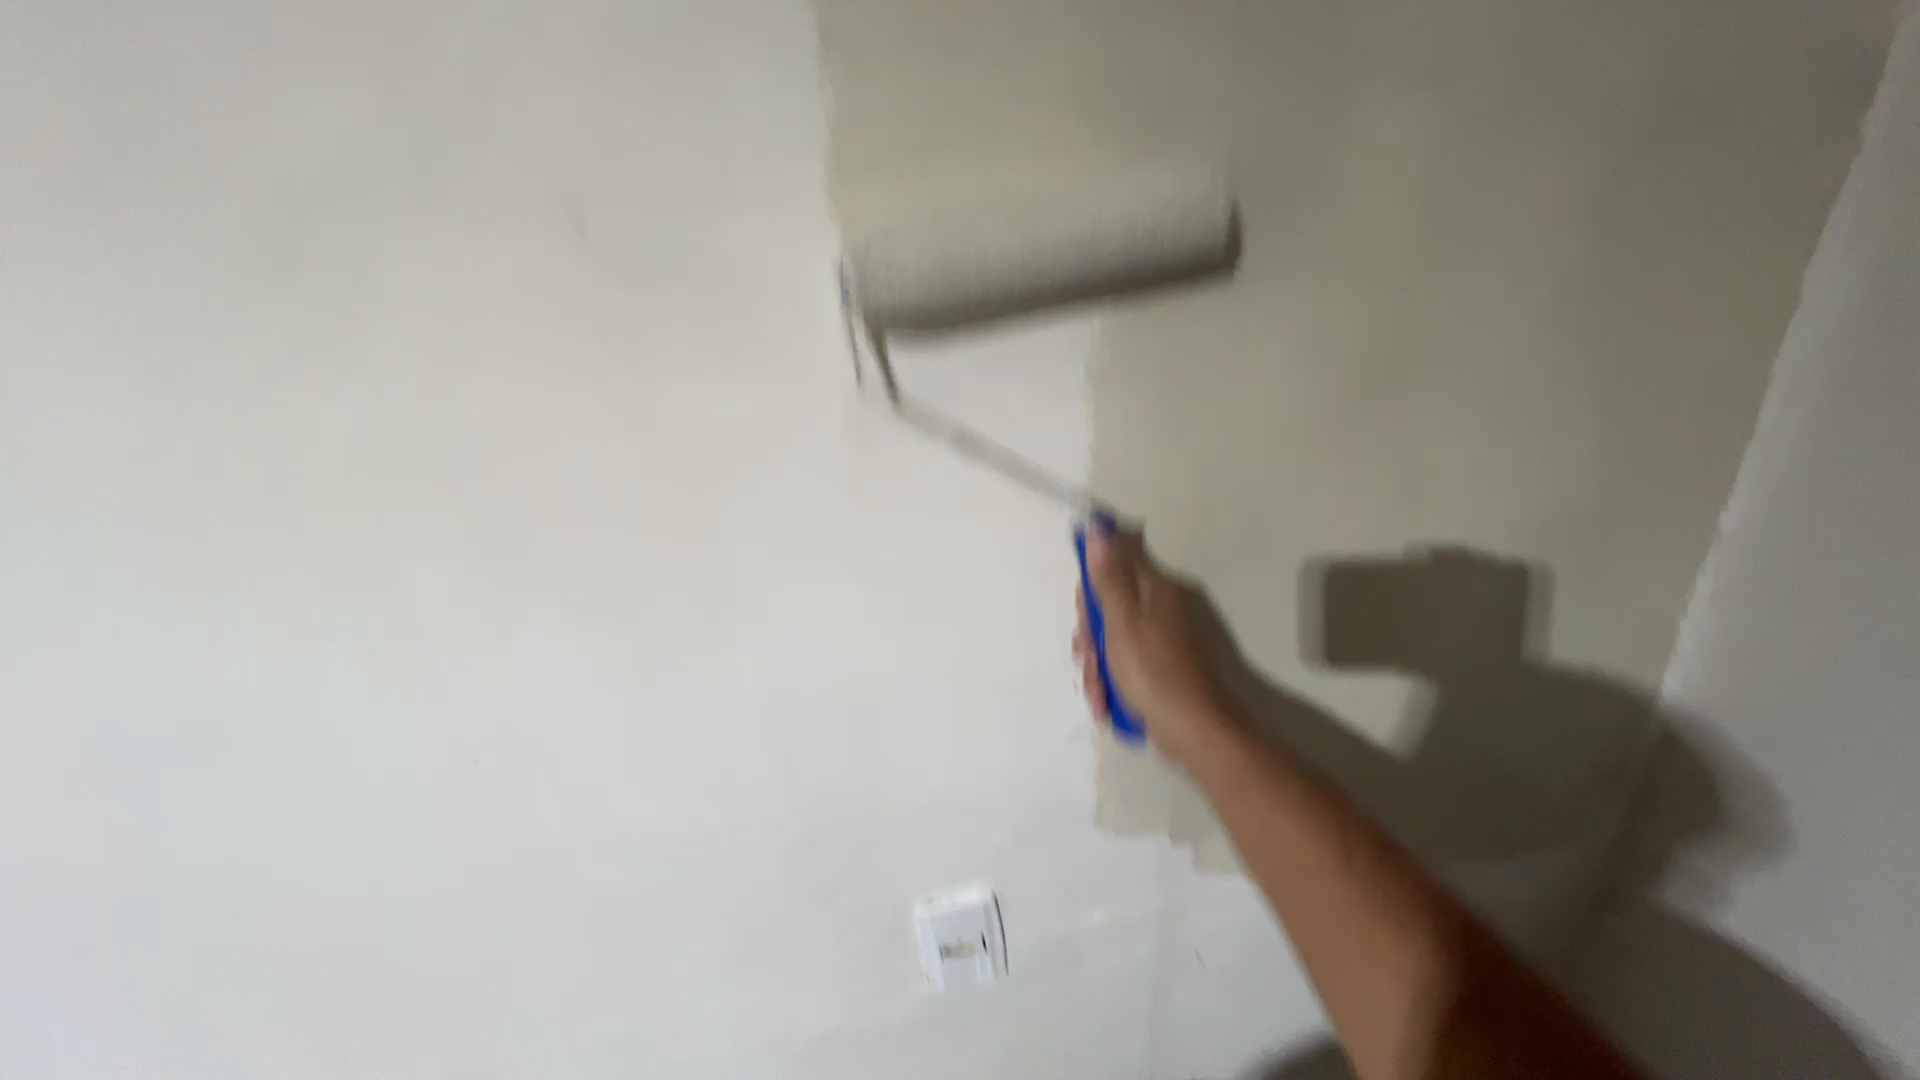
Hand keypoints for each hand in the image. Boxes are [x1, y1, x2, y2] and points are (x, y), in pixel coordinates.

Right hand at [1073, 529, 1232, 765]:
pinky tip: (1108, 704)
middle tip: (1088, 657)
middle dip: (1089, 635)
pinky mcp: (1158, 669)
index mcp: (1155, 589)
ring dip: (1097, 667)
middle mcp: (1160, 608)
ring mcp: (1160, 640)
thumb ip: (1109, 578)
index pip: (1116, 560)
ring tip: (1099, 693)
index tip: (1083, 608)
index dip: (1091, 581)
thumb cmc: (1154, 673)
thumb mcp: (1122, 623)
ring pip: (1111, 639)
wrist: (1195, 733)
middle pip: (1108, 605)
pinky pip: (1124, 665)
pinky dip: (1112, 683)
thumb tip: (1100, 530)